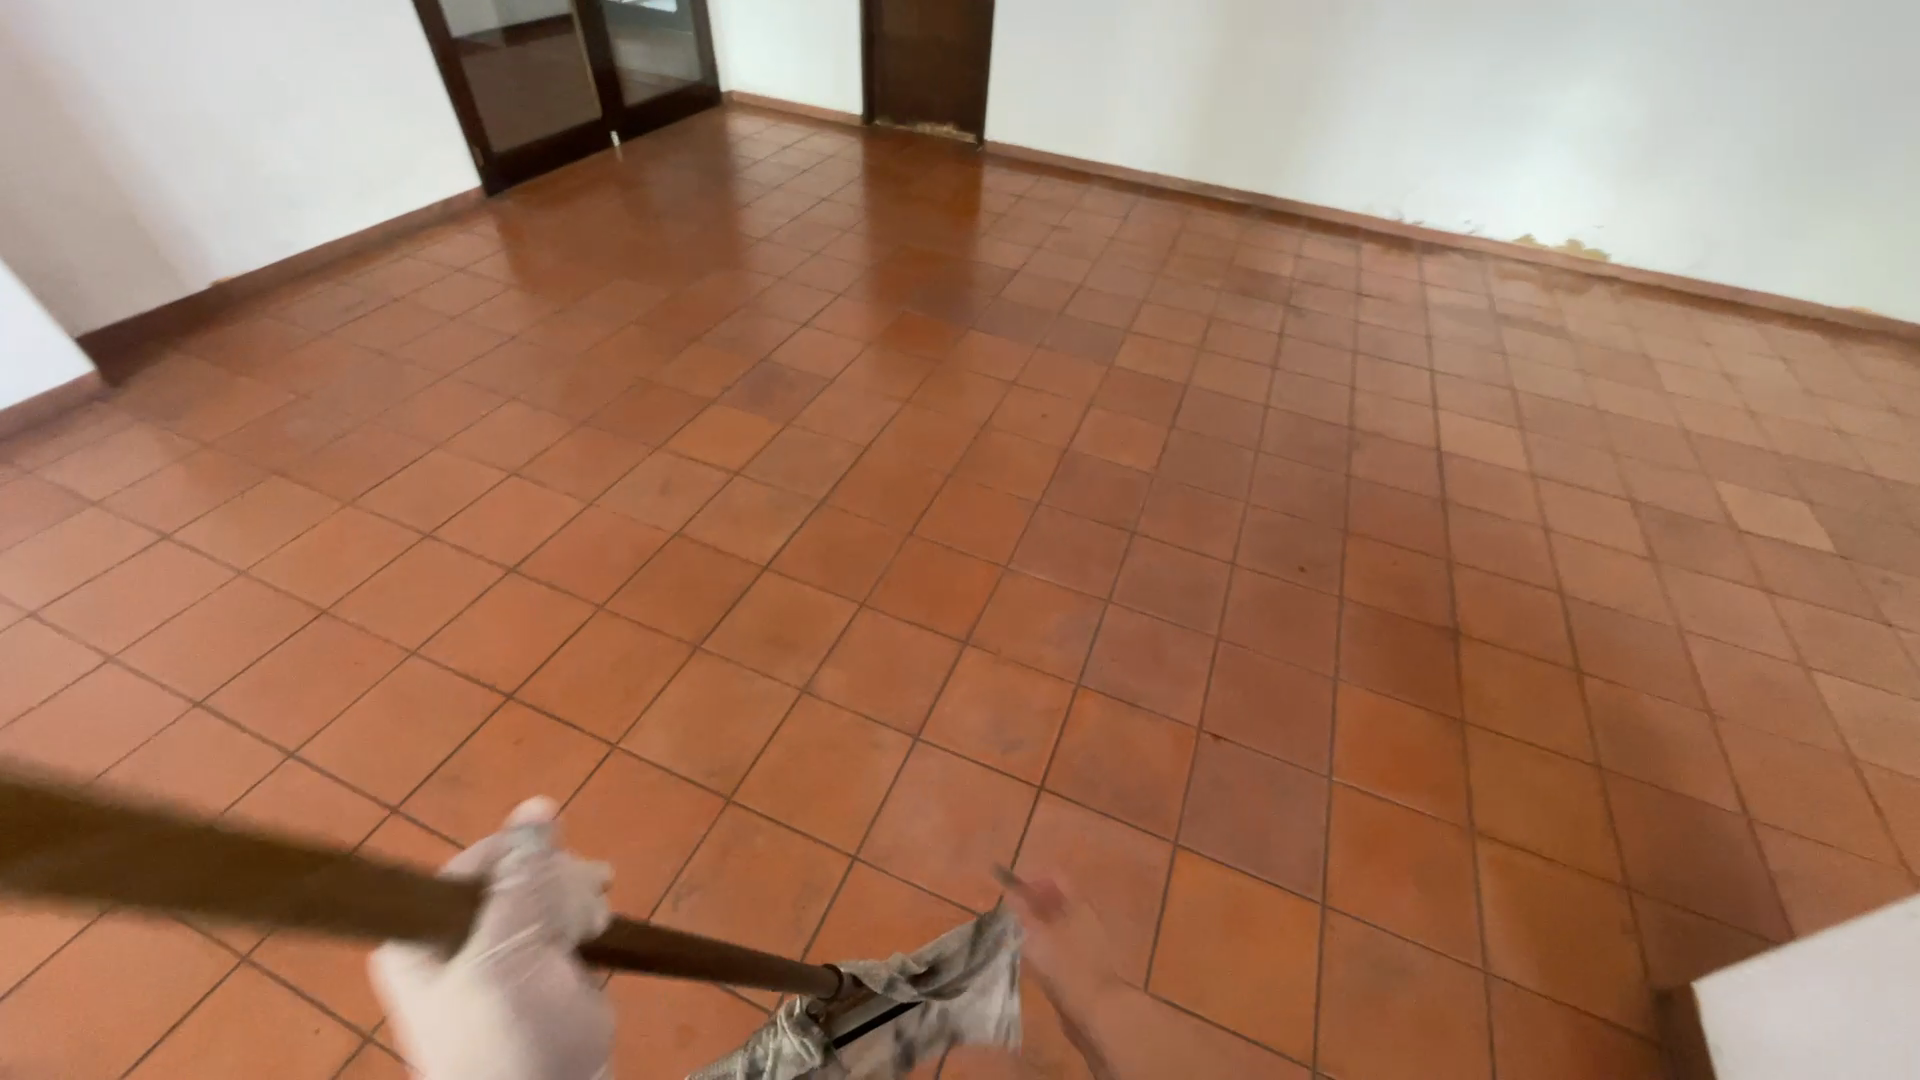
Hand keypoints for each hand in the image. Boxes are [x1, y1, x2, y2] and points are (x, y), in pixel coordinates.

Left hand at [369, 798, 613, 1079]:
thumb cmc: (503, 1037)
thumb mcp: (503, 956)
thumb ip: (522, 880)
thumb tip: (539, 804)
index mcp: (426, 929)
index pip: (484, 859)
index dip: (527, 862)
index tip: (555, 881)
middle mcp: (462, 927)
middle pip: (526, 867)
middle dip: (559, 886)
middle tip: (576, 922)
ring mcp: (505, 938)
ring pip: (553, 880)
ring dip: (578, 899)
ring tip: (587, 931)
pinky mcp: (543, 950)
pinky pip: (569, 903)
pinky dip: (588, 910)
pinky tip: (595, 928)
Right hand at [1001, 873, 1126, 1077]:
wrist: (1098, 1012)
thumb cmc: (1065, 967)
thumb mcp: (1036, 936)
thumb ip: (1022, 913)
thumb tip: (1011, 896)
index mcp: (1077, 904)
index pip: (1054, 876)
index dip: (1032, 877)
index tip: (1011, 887)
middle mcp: (1085, 917)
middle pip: (1057, 899)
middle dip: (1033, 901)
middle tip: (1011, 911)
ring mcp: (1088, 941)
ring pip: (1058, 922)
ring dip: (1038, 923)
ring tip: (1016, 934)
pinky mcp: (1086, 964)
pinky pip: (1061, 943)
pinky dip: (1046, 943)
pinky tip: (1032, 958)